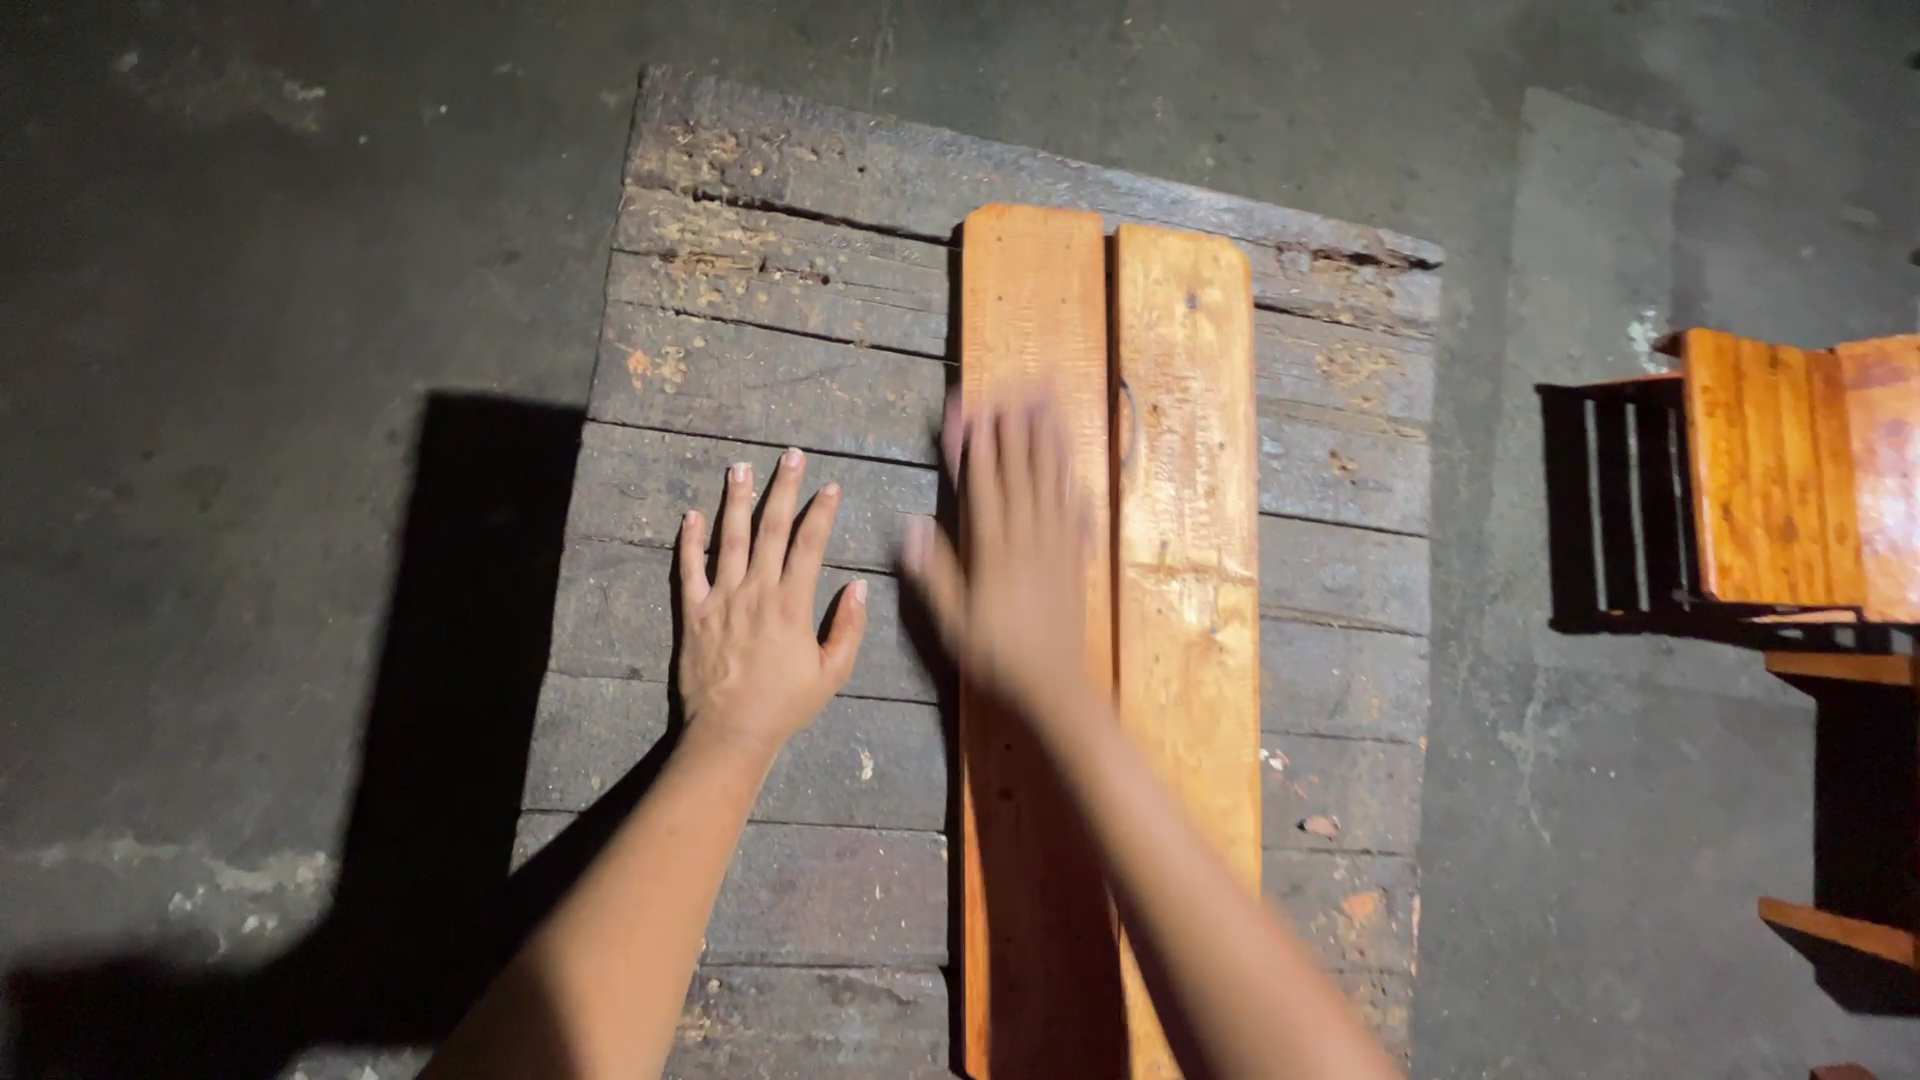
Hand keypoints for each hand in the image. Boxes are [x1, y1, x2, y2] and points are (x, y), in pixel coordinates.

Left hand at [676, 449, 867, 752]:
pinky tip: (691, 514)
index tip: (831, 486)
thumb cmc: (786, 704)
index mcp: (792, 603)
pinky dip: (690, 541)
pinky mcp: (694, 612)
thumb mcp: (833, 672)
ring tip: (740, 466)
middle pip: (771, 528)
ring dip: (736, 499)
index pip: (810, 544)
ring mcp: (721, 599)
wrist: (730, 732)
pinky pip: (689, 569)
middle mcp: (756, 590)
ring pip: (729, 538)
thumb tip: (861, 586)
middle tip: (790, 456)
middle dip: (783, 488)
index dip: (822, 511)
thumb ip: (849, 627)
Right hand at [901, 392, 1094, 723]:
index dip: (978, 447)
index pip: (984, 487)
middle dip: (1016, 430)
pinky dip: (1074, 487)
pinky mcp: (1075, 561)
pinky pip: (1077, 515)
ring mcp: (1056, 548)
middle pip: (1022, 475)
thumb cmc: (995, 655)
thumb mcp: (952, 621)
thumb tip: (912, 526)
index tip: (975, 412)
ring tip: (1049, 408)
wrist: (1052, 684)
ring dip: (1049, 444)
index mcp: (994, 551)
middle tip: (1016, 389)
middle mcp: (1028, 540)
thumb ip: (935, 573)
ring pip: (1053, 486)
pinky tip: (1075, 469)